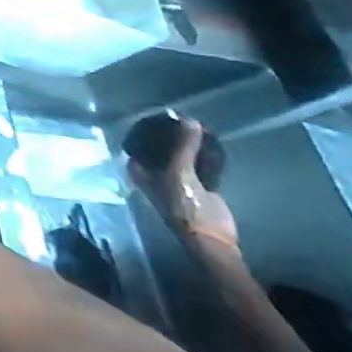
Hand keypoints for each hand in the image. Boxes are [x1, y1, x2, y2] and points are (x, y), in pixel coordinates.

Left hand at [129, 118, 239, 253]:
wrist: (213, 238)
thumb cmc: (184, 207)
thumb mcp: (179, 174)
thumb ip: (183, 147)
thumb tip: (189, 120)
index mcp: (140, 170)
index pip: (138, 142)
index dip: (148, 128)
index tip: (162, 113)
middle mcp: (153, 172)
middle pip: (159, 146)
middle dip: (171, 133)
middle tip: (184, 116)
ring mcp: (174, 177)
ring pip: (179, 153)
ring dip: (187, 141)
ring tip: (198, 124)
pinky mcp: (196, 183)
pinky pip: (196, 161)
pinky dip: (202, 152)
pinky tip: (210, 140)